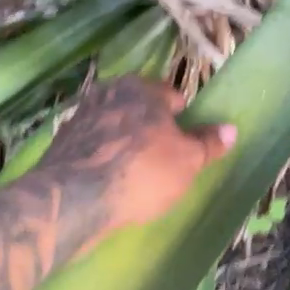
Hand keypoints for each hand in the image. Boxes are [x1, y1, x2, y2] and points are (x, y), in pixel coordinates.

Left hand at [38, 75, 234, 239]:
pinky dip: (103, 159)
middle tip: (163, 160)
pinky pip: (94, 148)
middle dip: (152, 130)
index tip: (185, 145)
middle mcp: (108, 93)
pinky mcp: (60, 144)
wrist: (73, 201)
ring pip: (116, 128)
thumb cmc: (142, 172)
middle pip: (141, 111)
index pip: (173, 97)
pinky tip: (110, 183)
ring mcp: (80, 117)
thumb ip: (209, 143)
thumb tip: (230, 129)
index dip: (183, 121)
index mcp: (141, 88)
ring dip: (126, 144)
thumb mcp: (188, 161)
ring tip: (136, 176)